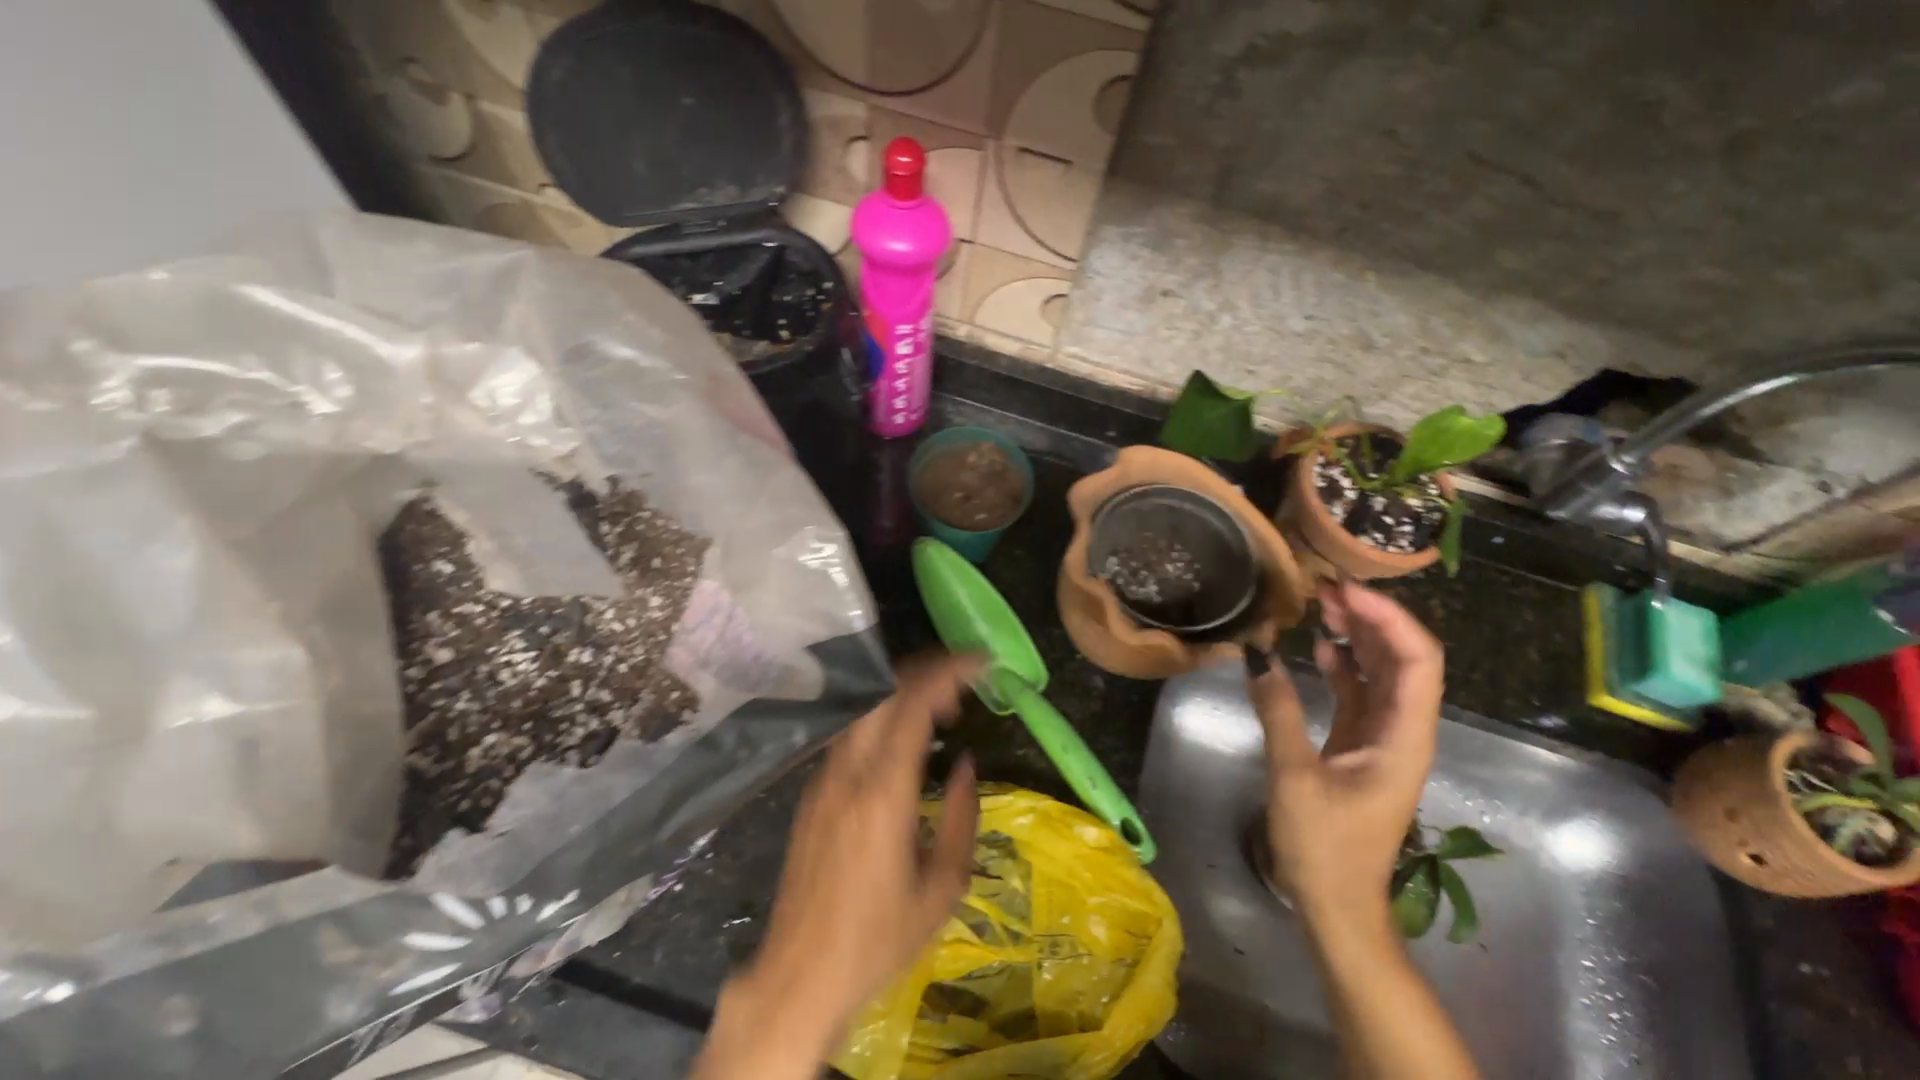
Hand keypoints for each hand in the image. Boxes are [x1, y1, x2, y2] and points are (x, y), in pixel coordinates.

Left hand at [693, 653, 982, 1079]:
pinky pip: (849, 739)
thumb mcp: (942, 887)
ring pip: (862, 712)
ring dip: (902, 696)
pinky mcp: (811, 797)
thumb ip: (961, 817)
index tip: (981, 663)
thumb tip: (965, 765)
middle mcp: (847, 775)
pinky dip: (882, 723)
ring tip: (942, 711)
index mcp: (882, 794)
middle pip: (882, 694)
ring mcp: (822, 783)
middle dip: (925, 672)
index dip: (948, 672)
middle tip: (965, 681)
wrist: (800, 974)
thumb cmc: (879, 940)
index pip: (912, 705)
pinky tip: (905, 746)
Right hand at [1247, 579, 1443, 933]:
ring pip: (1382, 673)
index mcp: (1404, 736)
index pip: (1417, 660)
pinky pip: (1361, 693)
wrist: (1338, 905)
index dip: (1388, 618)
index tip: (1345, 590)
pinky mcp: (1361, 747)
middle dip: (1372, 617)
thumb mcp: (1293, 777)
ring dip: (1358, 637)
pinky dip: (1343, 665)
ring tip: (1322, 603)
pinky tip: (1319, 646)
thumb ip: (1278, 711)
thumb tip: (1257, 655)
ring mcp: (1384, 738)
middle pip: (1404, 658)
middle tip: (1327, 585)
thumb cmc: (1324, 847)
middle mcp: (1404, 730)